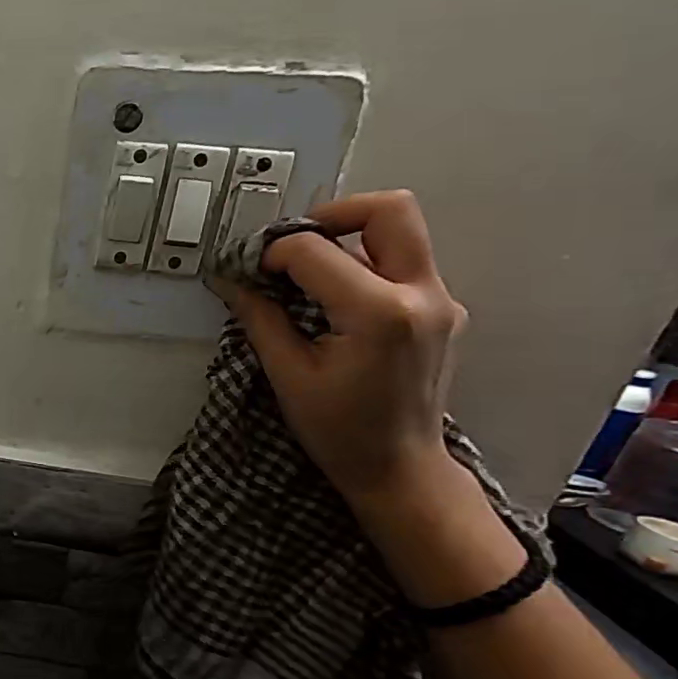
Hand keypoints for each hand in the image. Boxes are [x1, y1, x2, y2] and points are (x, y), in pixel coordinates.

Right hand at [224, 190, 467, 502]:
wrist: (400, 469)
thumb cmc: (342, 433)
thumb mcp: (290, 377)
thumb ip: (261, 318)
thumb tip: (233, 281)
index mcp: (379, 315)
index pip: (315, 251)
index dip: (273, 253)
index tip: (252, 270)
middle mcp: (422, 296)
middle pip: (388, 209)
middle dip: (332, 215)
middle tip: (296, 243)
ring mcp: (441, 301)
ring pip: (401, 231)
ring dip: (351, 238)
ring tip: (313, 274)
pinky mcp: (444, 309)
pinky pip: (405, 262)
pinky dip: (367, 264)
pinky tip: (338, 300)